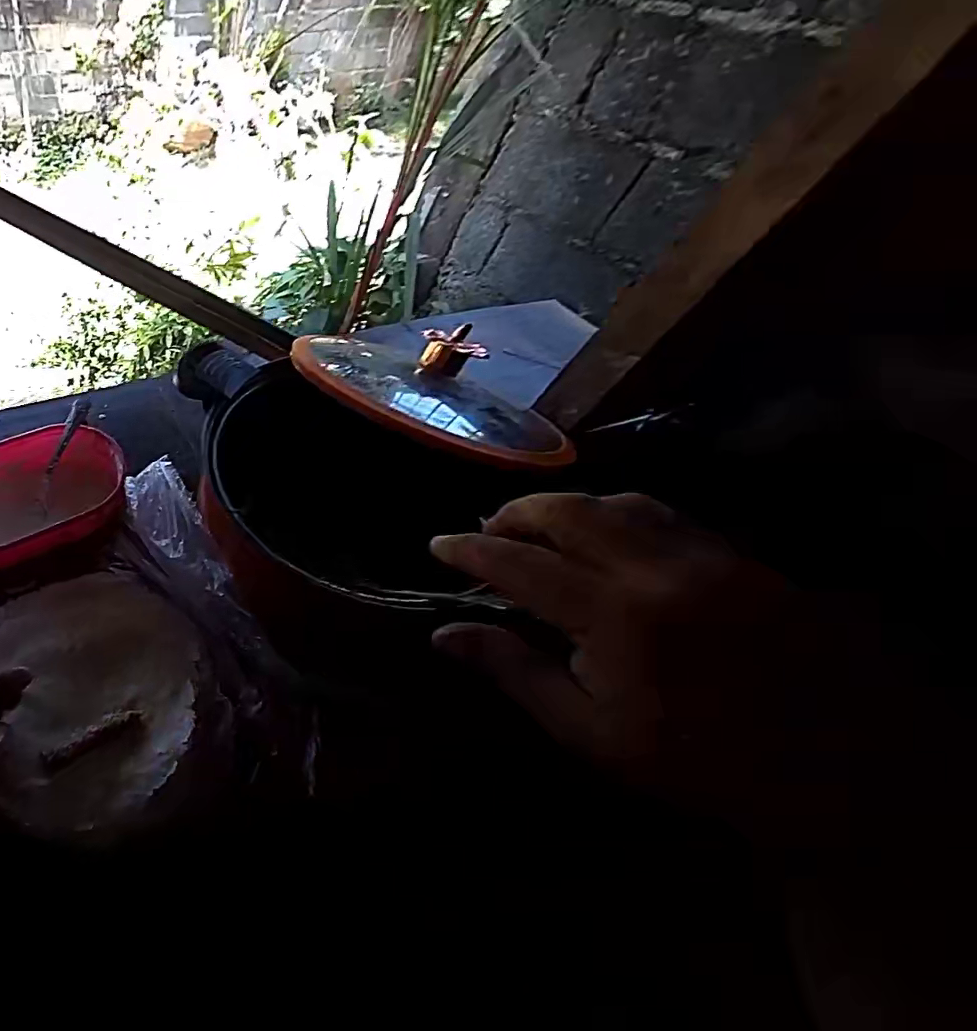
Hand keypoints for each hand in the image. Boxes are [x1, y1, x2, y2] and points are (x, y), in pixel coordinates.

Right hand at [429, 493, 832, 840]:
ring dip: (566, 510)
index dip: (468, 551)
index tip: (436, 546)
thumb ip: (512, 669)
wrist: (851, 784)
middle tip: (485, 532)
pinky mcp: (750, 564)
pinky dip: (618, 518)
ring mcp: (715, 562)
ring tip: (539, 533)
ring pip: (621, 504)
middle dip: (514, 514)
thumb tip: (443, 634)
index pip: (519, 562)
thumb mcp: (586, 728)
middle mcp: (664, 572)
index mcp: (617, 616)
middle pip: (569, 511)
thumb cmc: (695, 762)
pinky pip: (669, 518)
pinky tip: (605, 543)